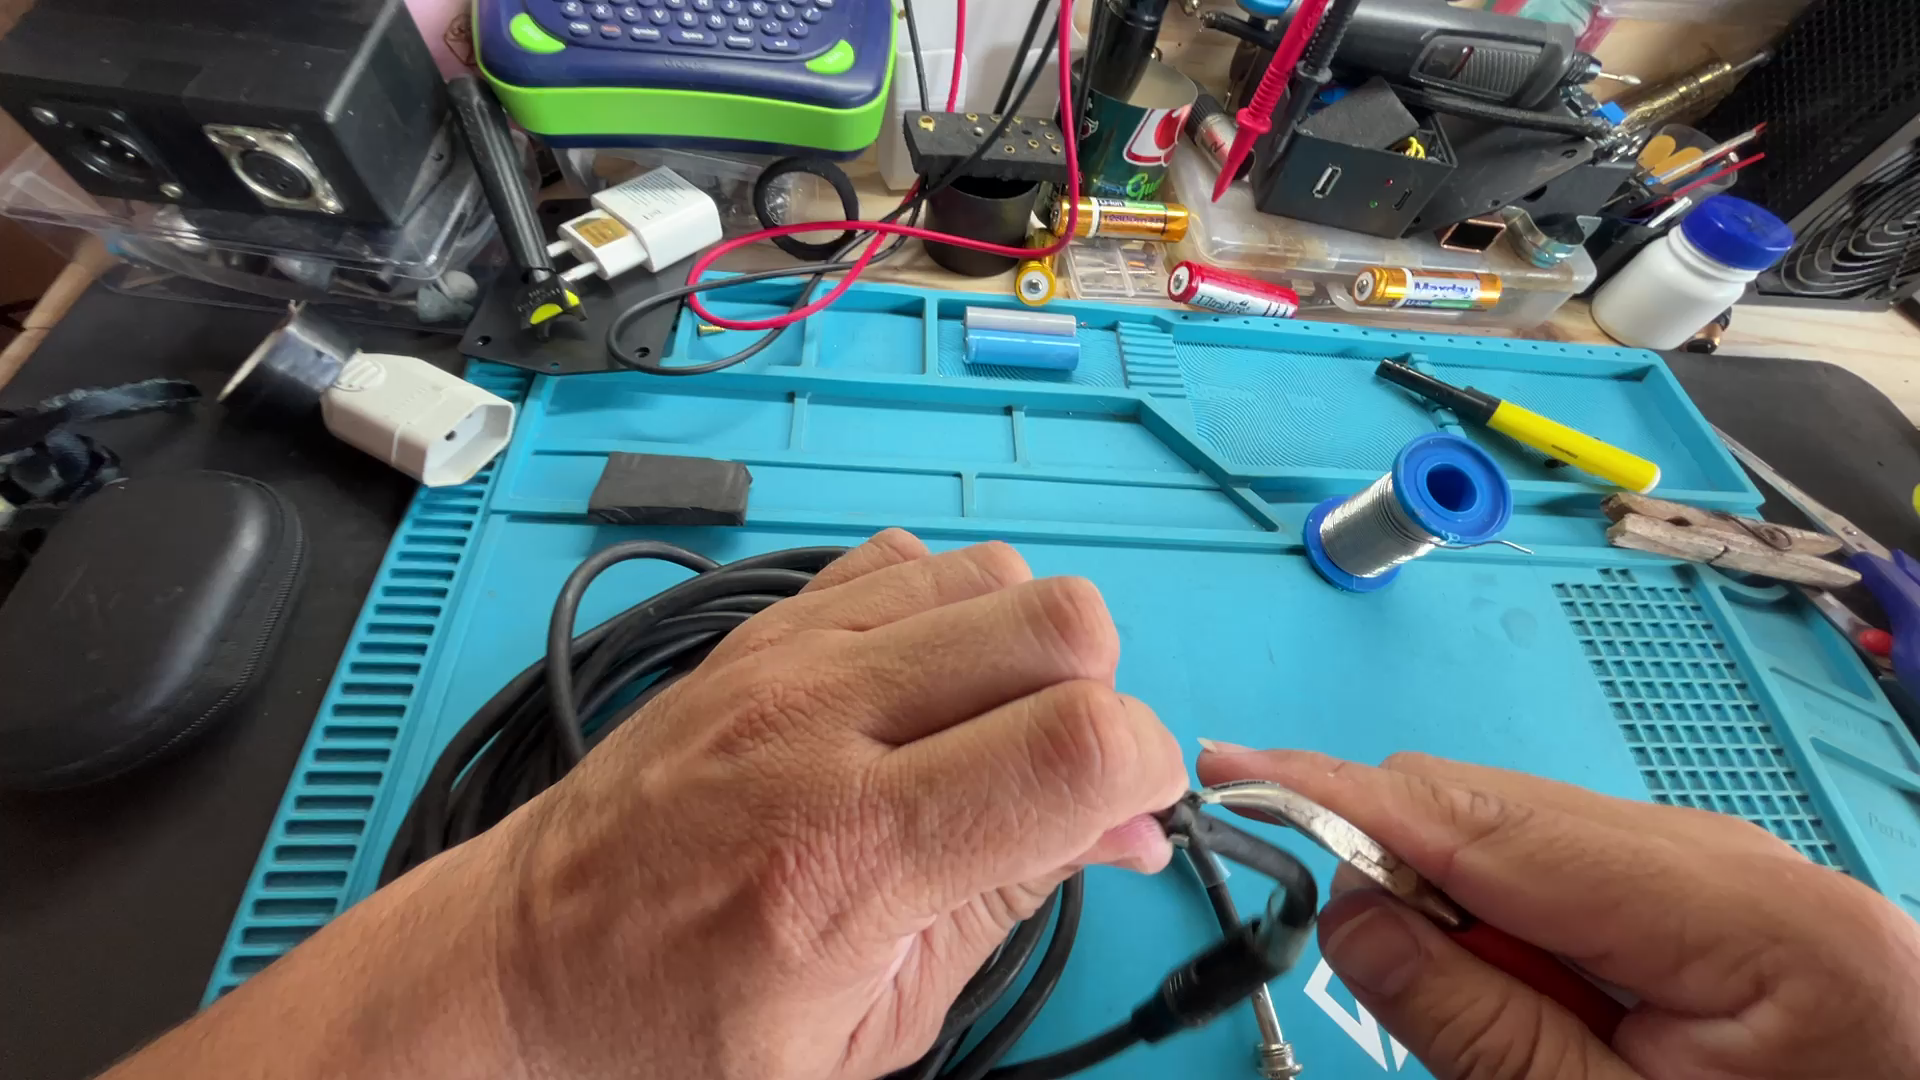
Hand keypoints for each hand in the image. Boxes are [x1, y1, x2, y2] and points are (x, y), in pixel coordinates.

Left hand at [105, 531, 1184, 1079]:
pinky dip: (950, 607)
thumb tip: (1130, 823)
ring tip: (985, 718)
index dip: (1147, 765)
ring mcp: (794, 649)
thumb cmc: (691, 1024)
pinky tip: (921, 675)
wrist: (530, 951)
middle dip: (1098, 690)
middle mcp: (827, 718)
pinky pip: (910, 557)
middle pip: (1057, 620)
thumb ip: (1020, 898)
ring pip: (993, 572)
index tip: (1130, 801)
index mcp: (855, 857)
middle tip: (1052, 762)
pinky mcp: (771, 620)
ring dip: (1025, 644)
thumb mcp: (881, 1020)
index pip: (1076, 747)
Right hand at [1197, 747, 1919, 1079]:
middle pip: (1467, 806)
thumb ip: (1471, 1022)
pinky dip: (1489, 917)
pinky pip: (1525, 860)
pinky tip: (1540, 996)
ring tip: (1515, 1023)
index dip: (1331, 790)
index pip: (1466, 818)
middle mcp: (1711, 851)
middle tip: (1411, 988)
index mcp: (1735, 912)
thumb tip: (1343, 909)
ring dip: (1446, 909)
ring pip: (1486, 830)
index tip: (1228, 769)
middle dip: (1396, 875)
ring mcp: (1692, 855)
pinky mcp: (1672, 875)